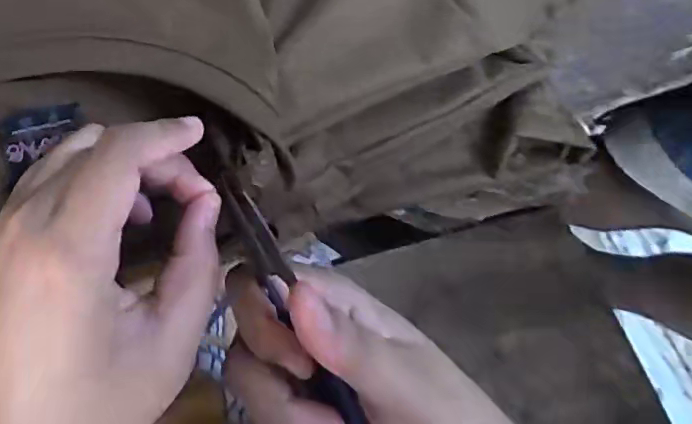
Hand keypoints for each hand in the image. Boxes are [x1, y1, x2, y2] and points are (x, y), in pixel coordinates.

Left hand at [0, 118, 223, 423]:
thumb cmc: (92, 404)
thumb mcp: (165, 347)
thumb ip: (195, 266)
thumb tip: (205, 202)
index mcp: (67, 247)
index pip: (118, 153)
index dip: (163, 134)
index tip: (199, 132)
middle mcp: (29, 218)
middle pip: (98, 144)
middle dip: (151, 152)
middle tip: (188, 192)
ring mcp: (7, 220)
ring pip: (71, 148)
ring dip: (118, 158)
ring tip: (152, 204)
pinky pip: (48, 171)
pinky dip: (88, 171)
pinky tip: (112, 212)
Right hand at [224, 265, 512, 423]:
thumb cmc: (448, 414)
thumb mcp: (409, 382)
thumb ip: (353, 344)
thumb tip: (294, 292)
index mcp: (327, 300)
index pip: (257, 280)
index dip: (258, 317)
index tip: (298, 366)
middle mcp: (302, 328)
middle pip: (243, 334)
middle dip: (269, 381)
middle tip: (324, 417)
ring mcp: (296, 373)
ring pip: (247, 379)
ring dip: (281, 414)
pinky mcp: (296, 410)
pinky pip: (262, 413)